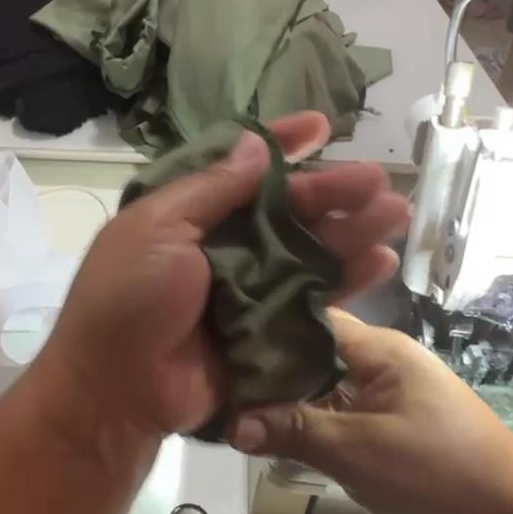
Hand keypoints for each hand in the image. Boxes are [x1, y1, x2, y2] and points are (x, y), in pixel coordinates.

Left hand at [34, 112, 409, 439]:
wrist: (117, 388)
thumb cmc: (129, 296)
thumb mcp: (158, 227)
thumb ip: (211, 189)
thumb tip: (255, 144)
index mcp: (187, 215)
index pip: (239, 169)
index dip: (279, 145)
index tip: (321, 126)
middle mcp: (220, 247)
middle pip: (285, 211)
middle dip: (331, 192)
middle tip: (378, 179)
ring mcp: (246, 290)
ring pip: (307, 252)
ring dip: (349, 232)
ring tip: (395, 213)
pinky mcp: (266, 331)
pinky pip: (312, 301)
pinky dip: (346, 282)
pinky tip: (381, 263)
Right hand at [230, 309, 512, 513]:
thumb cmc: (437, 475)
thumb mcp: (356, 451)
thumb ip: (292, 431)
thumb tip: (232, 424)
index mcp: (381, 349)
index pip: (309, 320)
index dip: (263, 332)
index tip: (217, 348)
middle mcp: (385, 362)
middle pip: (313, 353)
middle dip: (269, 371)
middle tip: (216, 385)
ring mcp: (392, 395)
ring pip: (326, 386)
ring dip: (289, 401)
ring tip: (234, 409)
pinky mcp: (395, 427)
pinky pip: (341, 413)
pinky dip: (311, 422)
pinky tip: (275, 435)